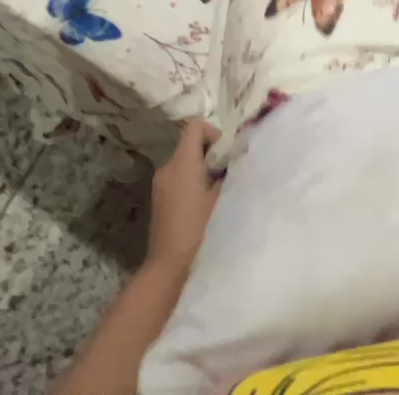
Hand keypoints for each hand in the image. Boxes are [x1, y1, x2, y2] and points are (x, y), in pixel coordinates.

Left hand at [146, 118, 221, 272]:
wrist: (168, 271)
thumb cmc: (199, 233)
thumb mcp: (222, 200)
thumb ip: (231, 173)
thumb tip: (239, 157)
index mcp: (181, 163)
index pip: (195, 126)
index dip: (214, 133)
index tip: (227, 157)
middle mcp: (166, 168)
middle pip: (191, 144)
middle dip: (213, 155)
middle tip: (230, 177)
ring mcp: (160, 185)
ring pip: (186, 163)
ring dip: (204, 171)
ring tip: (220, 195)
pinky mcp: (159, 201)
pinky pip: (179, 179)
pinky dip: (194, 184)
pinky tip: (205, 208)